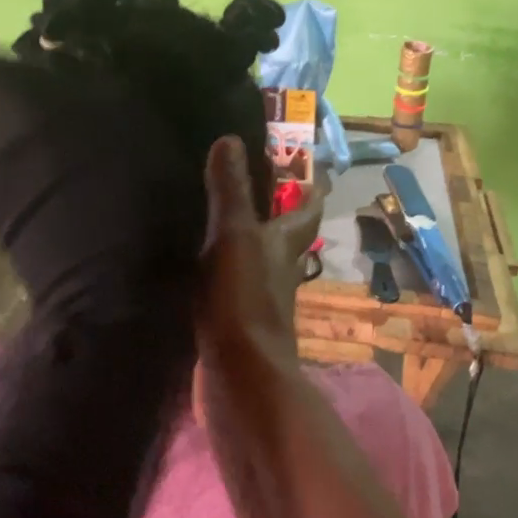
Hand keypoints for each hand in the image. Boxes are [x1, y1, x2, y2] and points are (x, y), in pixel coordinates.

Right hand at [198, 136, 323, 358]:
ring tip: (226, 224)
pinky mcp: (238, 326)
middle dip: (281, 217)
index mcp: (286, 243)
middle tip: (263, 191)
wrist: (240, 379)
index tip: (314, 171)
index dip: (312, 189)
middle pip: (289, 238)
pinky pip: (235, 290)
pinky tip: (203, 273)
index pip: (308, 210)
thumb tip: (230, 138)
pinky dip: (226, 277)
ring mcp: (261, 301)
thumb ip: (231, 190)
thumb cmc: (245, 299)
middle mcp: (280, 270)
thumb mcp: (235, 235)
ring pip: (263, 264)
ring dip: (253, 246)